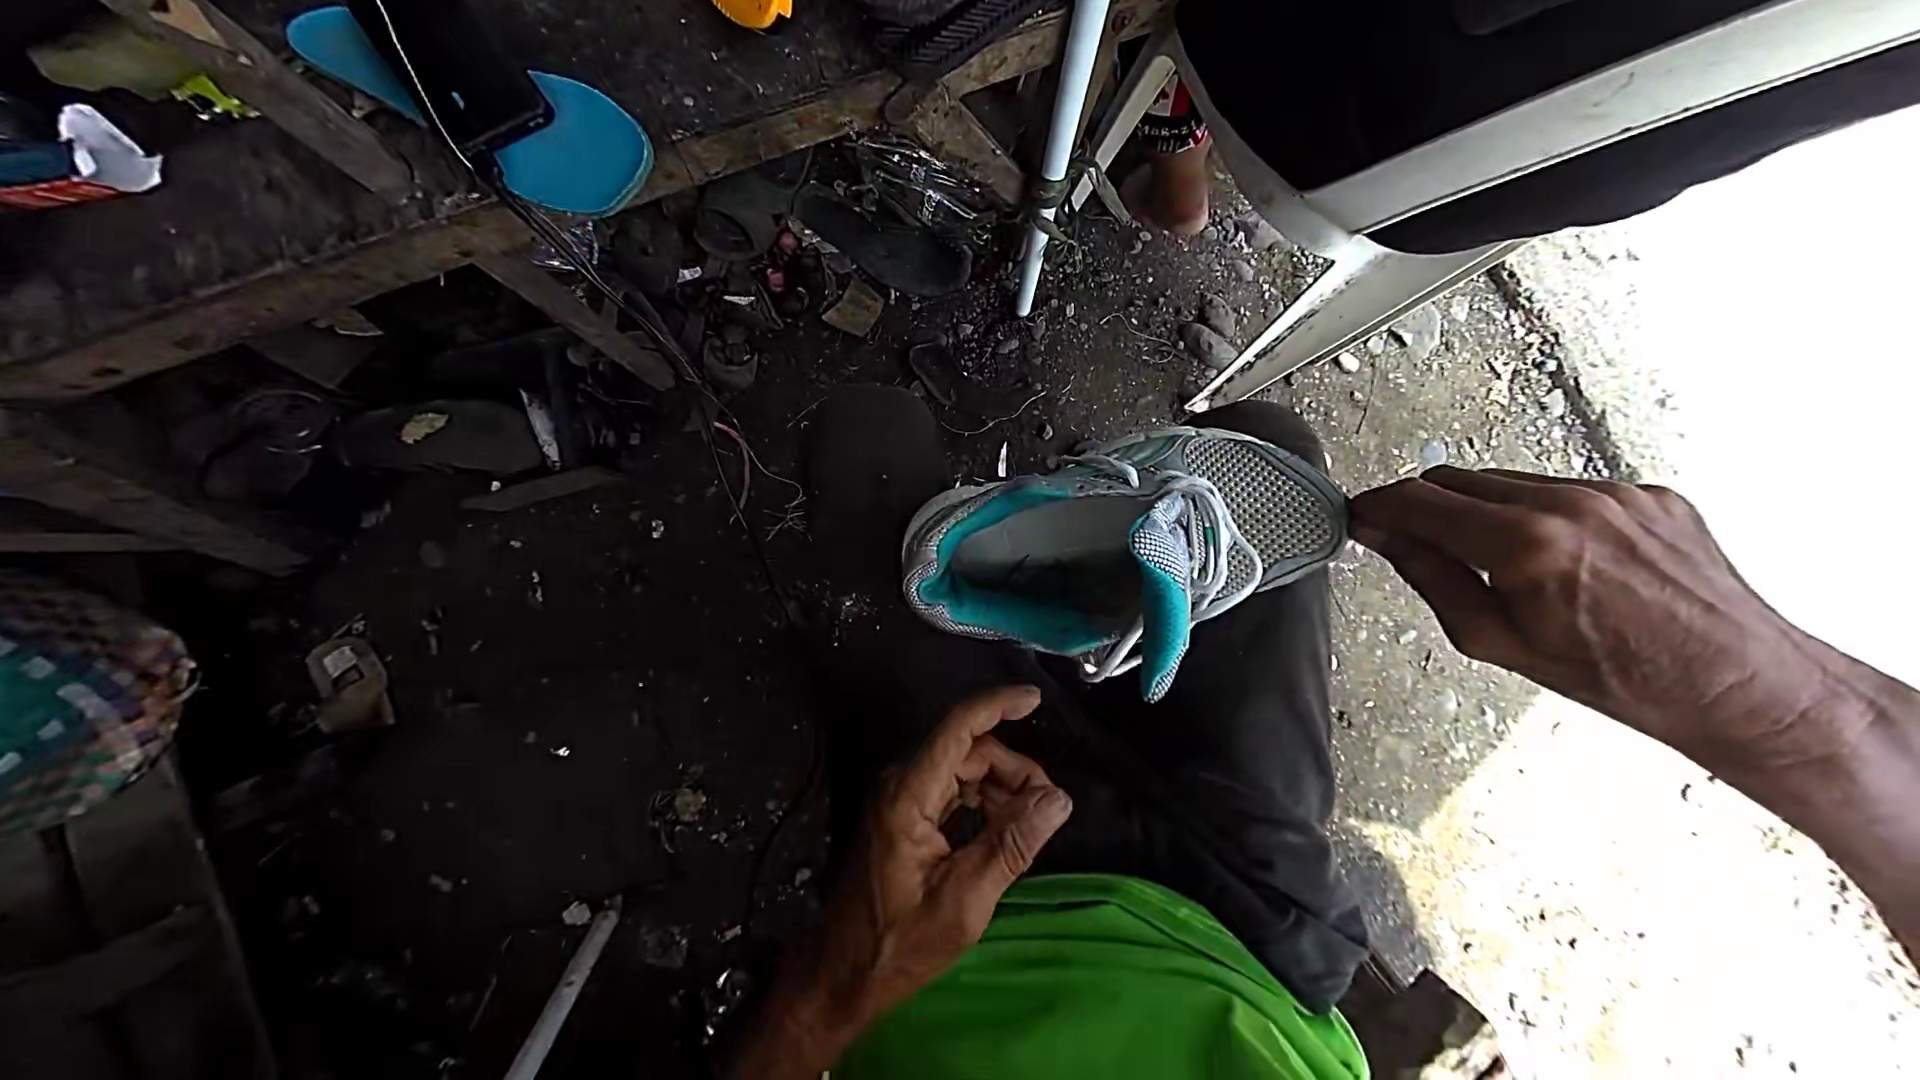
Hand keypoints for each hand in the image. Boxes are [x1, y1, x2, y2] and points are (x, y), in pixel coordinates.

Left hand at [728, 686, 1072, 1077]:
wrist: (843, 973)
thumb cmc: (899, 944)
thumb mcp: (964, 902)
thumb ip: (1011, 845)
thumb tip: (1057, 799)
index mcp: (908, 797)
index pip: (956, 729)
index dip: (996, 705)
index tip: (1034, 698)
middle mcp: (901, 783)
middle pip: (968, 749)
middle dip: (1013, 769)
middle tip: (1044, 810)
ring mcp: (901, 796)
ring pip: (963, 766)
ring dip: (1001, 785)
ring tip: (1026, 824)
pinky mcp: (905, 811)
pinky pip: (952, 786)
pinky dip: (984, 798)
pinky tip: (1002, 826)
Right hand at [1349, 467, 1866, 768]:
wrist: (1738, 684)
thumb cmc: (1616, 675)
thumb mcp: (1491, 638)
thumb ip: (1426, 574)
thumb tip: (1382, 535)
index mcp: (1526, 544)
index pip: (1417, 501)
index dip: (1375, 505)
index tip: (1358, 513)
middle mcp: (1570, 503)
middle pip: (1451, 477)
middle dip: (1419, 505)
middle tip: (1409, 538)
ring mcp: (1613, 492)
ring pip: (1500, 479)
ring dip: (1473, 507)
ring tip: (1487, 554)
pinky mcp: (1644, 491)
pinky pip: (1555, 485)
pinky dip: (1529, 509)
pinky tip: (1545, 551)